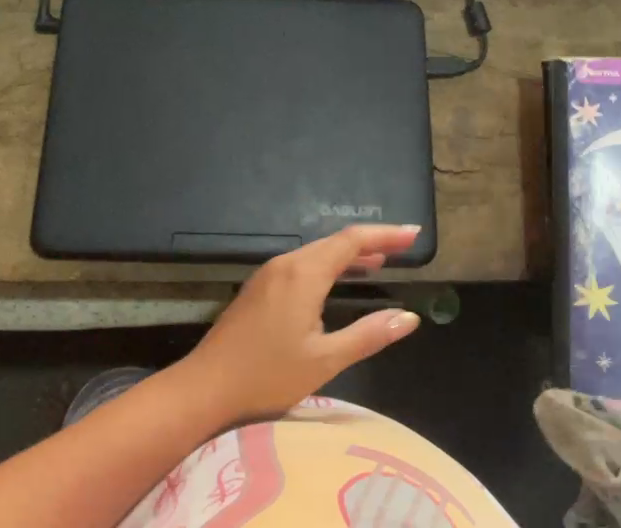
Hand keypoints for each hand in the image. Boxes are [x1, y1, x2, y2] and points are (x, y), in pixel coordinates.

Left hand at [175, 224, 423, 423]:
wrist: (206, 386)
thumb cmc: (268, 375)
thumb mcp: (325, 360)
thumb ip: (368, 335)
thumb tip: (409, 317)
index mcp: (304, 274)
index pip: (352, 242)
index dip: (385, 234)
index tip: (414, 234)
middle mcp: (286, 264)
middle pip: (334, 243)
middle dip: (370, 242)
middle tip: (403, 246)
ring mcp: (269, 275)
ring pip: (316, 253)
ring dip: (348, 255)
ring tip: (379, 262)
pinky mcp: (259, 289)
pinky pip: (302, 265)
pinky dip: (328, 266)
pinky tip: (338, 281)